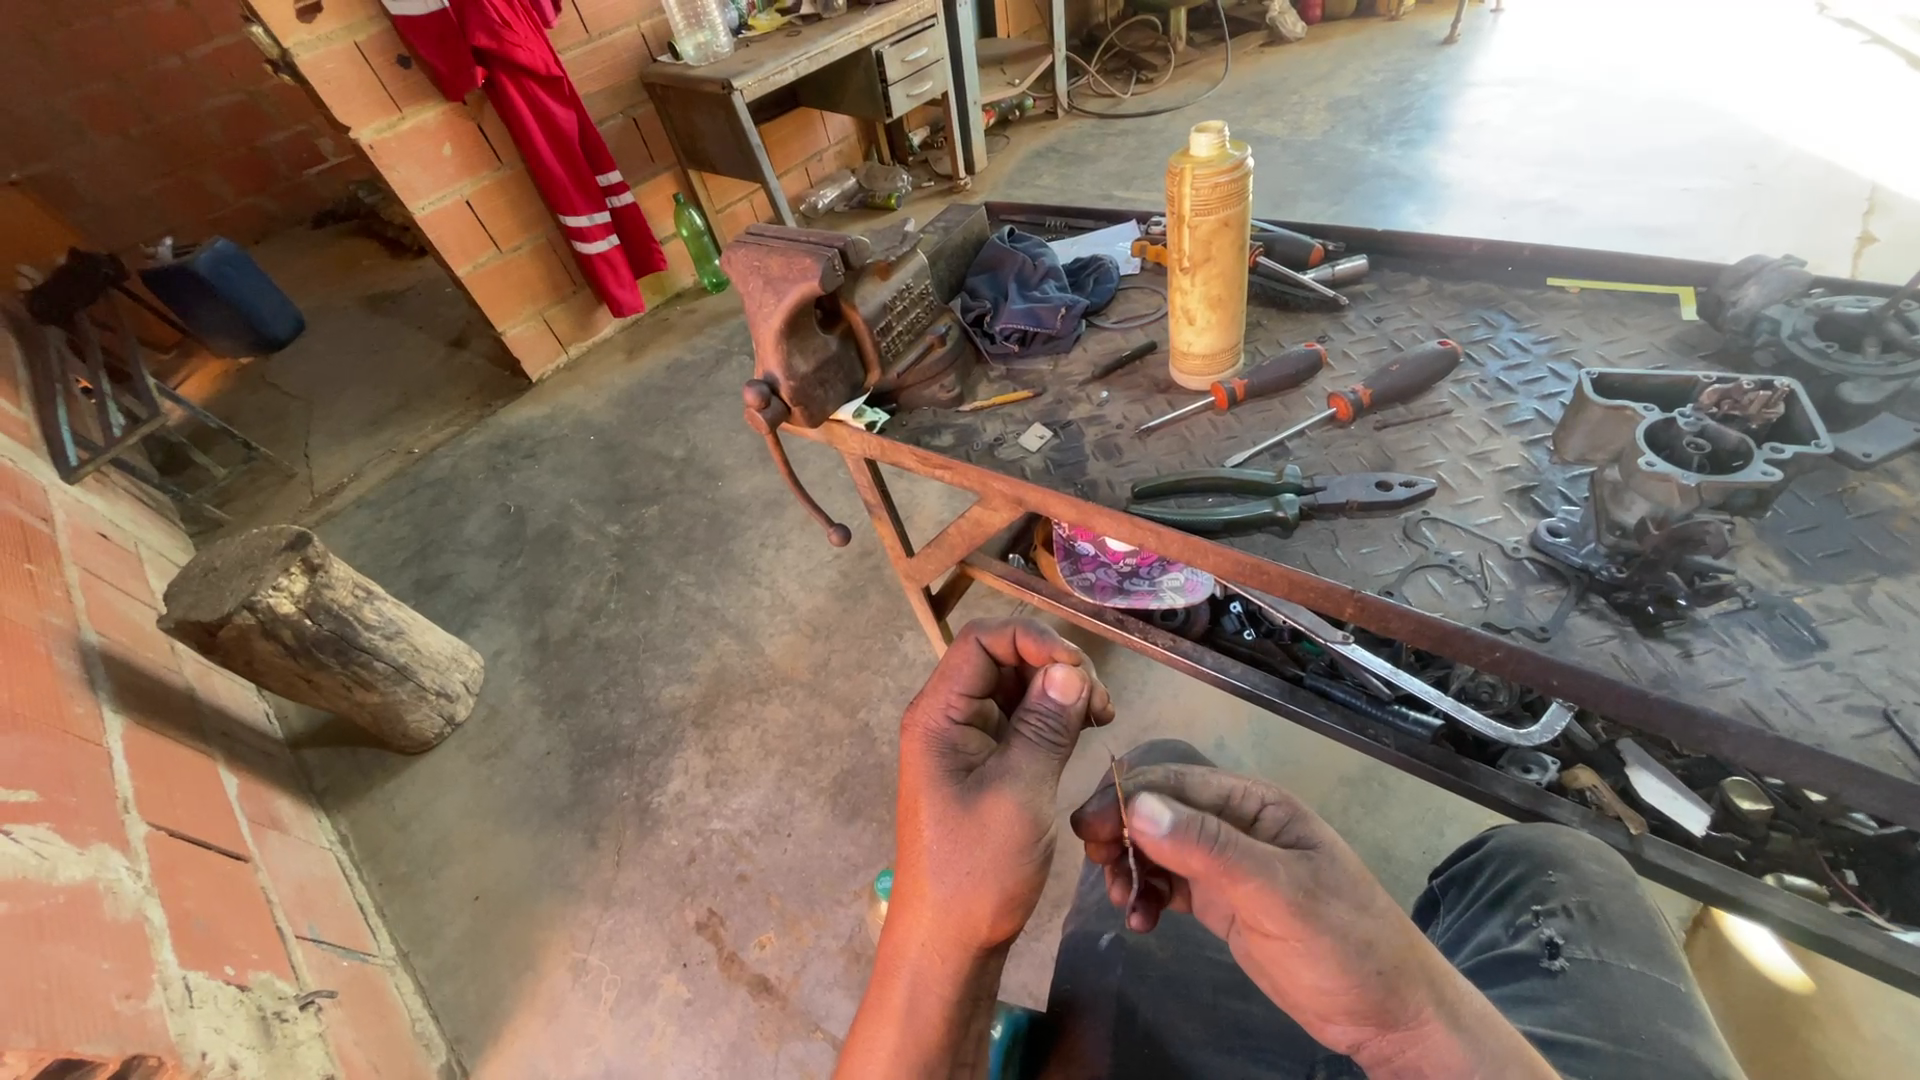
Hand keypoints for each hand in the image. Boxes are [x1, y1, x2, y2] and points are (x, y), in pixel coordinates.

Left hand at [890, 618, 1113, 955]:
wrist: (950, 942)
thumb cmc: (977, 870)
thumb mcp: (1019, 792)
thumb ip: (1045, 725)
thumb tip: (1072, 670)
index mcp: (939, 714)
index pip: (981, 641)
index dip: (1032, 640)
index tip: (1079, 670)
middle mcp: (949, 716)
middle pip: (1002, 659)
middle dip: (1054, 667)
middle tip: (1100, 703)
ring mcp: (967, 740)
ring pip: (1016, 687)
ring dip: (1060, 692)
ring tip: (1100, 717)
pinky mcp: (986, 762)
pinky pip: (1021, 719)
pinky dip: (1054, 718)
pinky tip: (1084, 730)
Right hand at [1072, 763, 1553, 1075]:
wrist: (1392, 1018)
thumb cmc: (1344, 943)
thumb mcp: (1278, 892)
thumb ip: (1208, 847)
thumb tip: (1137, 806)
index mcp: (1253, 803)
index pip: (1174, 782)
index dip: (1127, 797)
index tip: (1087, 827)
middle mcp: (1234, 822)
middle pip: (1159, 809)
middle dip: (1122, 831)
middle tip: (1095, 863)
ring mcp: (1226, 861)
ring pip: (1157, 845)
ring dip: (1131, 865)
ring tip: (1124, 901)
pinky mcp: (1220, 899)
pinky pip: (1168, 883)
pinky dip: (1147, 894)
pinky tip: (1142, 921)